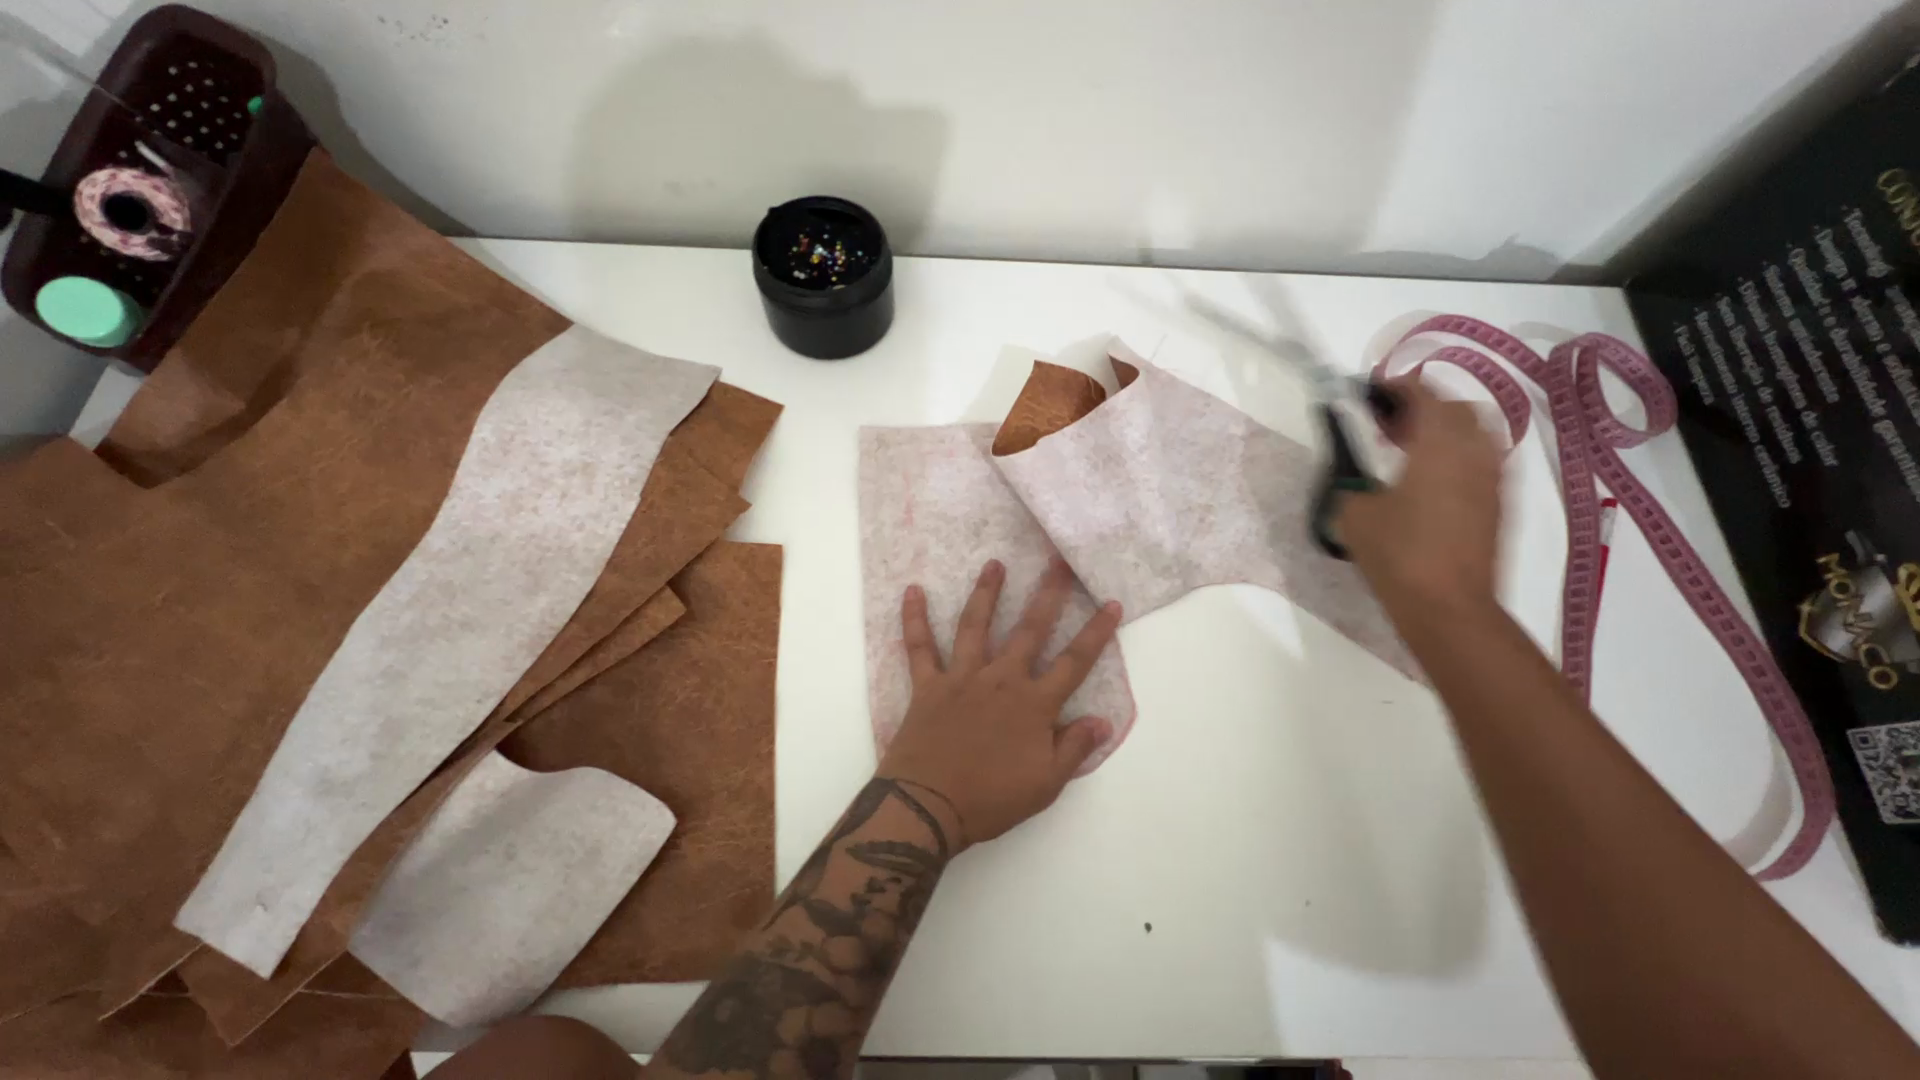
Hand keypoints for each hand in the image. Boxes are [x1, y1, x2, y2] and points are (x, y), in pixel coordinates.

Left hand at [878, 558, 1122, 850]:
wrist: (927, 807)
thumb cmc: (990, 800)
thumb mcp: (1045, 785)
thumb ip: (1074, 749)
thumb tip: (1103, 720)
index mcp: (1034, 705)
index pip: (1075, 662)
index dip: (1096, 632)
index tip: (1110, 602)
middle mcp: (1001, 680)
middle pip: (1029, 630)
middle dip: (1047, 594)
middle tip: (1057, 561)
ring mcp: (961, 678)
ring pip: (975, 626)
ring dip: (986, 592)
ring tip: (994, 563)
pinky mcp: (928, 685)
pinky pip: (919, 646)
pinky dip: (914, 618)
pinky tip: (912, 591)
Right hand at [1338, 378, 1504, 616]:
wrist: (1448, 606)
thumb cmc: (1397, 553)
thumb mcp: (1353, 513)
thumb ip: (1351, 480)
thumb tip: (1353, 470)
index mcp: (1439, 444)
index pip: (1424, 394)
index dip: (1397, 386)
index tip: (1371, 391)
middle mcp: (1474, 452)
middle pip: (1458, 409)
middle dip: (1425, 406)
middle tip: (1390, 421)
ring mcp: (1493, 479)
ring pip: (1476, 435)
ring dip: (1445, 432)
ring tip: (1409, 450)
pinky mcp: (1499, 505)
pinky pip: (1481, 463)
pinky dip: (1457, 458)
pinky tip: (1428, 482)